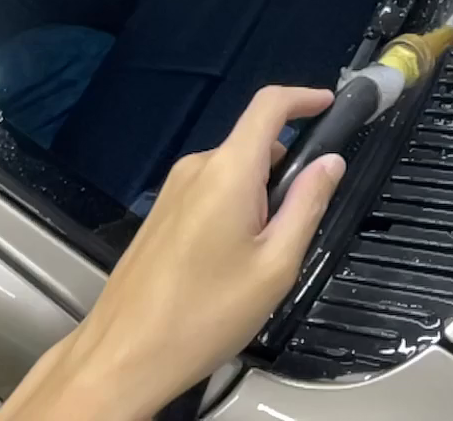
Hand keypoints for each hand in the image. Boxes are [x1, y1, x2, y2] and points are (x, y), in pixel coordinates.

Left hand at [0, 87, 343, 420]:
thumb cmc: (205, 313)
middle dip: (285, 173)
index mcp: (228, 170)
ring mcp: (175, 187)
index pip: (269, 105)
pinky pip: (212, 190)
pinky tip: (229, 265)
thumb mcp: (275, 266)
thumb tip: (330, 161)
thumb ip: (307, 204)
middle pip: (255, 146)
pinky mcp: (162, 210)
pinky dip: (235, 208)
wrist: (123, 356)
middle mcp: (198, 166)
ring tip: (259, 261)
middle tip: (294, 232)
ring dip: (259, 197)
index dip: (303, 97)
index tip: (329, 104)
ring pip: (234, 172)